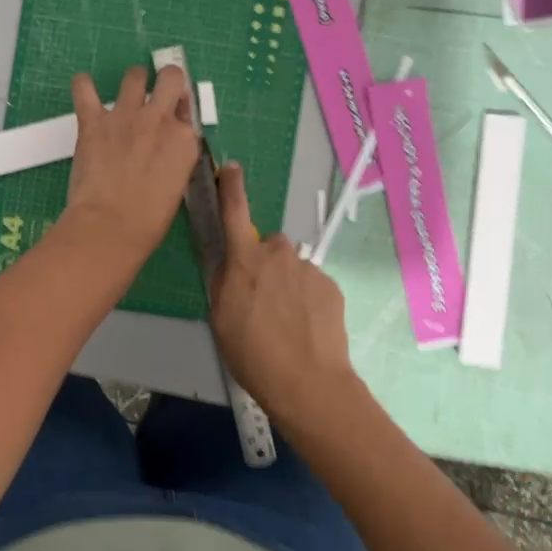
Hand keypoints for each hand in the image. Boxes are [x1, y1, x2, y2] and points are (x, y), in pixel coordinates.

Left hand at [63, 65, 199, 260]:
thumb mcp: (176, 186)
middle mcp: (159, 119)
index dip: (180, 114)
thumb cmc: (149, 220)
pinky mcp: (94, 121)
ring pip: (134, 76)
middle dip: (166, 80)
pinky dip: (83, 85)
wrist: (111, 225)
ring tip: (127, 92)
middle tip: (157, 93)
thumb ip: (174, 158)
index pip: (188, 110)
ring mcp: (126, 116)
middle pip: (170, 77)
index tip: (172, 122)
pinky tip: (83, 86)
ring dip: (133, 81)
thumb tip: (165, 148)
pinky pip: (84, 89)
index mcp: (185, 140)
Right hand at [210, 163, 360, 426]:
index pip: (234, 211)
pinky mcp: (331, 286)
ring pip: (292, 268)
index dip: (231, 186)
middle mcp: (278, 254)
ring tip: (286, 324)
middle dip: (265, 264)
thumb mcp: (220, 317)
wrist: (308, 383)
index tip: (231, 167)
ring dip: (287, 285)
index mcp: (244, 260)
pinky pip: (312, 285)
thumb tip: (231, 263)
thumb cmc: (252, 353)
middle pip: (269, 246)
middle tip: (261, 300)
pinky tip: (305, 329)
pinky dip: (307, 301)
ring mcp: (308, 268)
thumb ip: (224, 281)